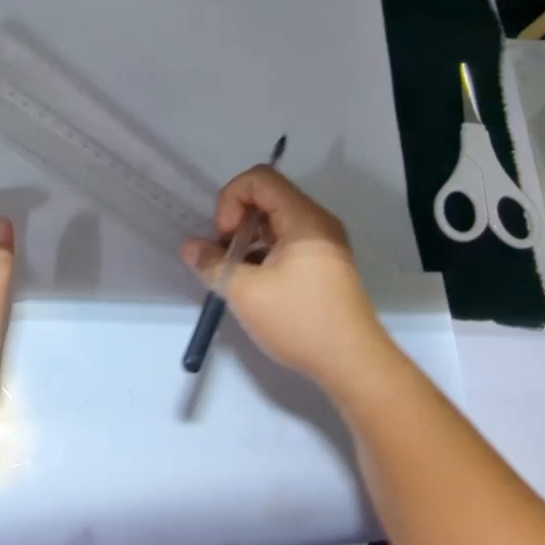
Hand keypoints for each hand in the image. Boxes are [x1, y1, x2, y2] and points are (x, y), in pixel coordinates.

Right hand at [182, 166, 388, 385]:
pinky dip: (264, 252)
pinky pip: (287, 242)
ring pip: (276, 221)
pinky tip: (254, 283)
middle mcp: (318, 223)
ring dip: (248, 237)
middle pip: (268, 197)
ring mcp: (324, 245)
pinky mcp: (324, 266)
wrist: (354, 365)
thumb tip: (189, 247)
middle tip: (224, 252)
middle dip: (237, 218)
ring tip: (235, 270)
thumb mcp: (245, 292)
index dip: (232, 199)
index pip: (260, 179)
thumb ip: (212, 263)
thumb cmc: (300, 320)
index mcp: (304, 219)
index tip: (225, 235)